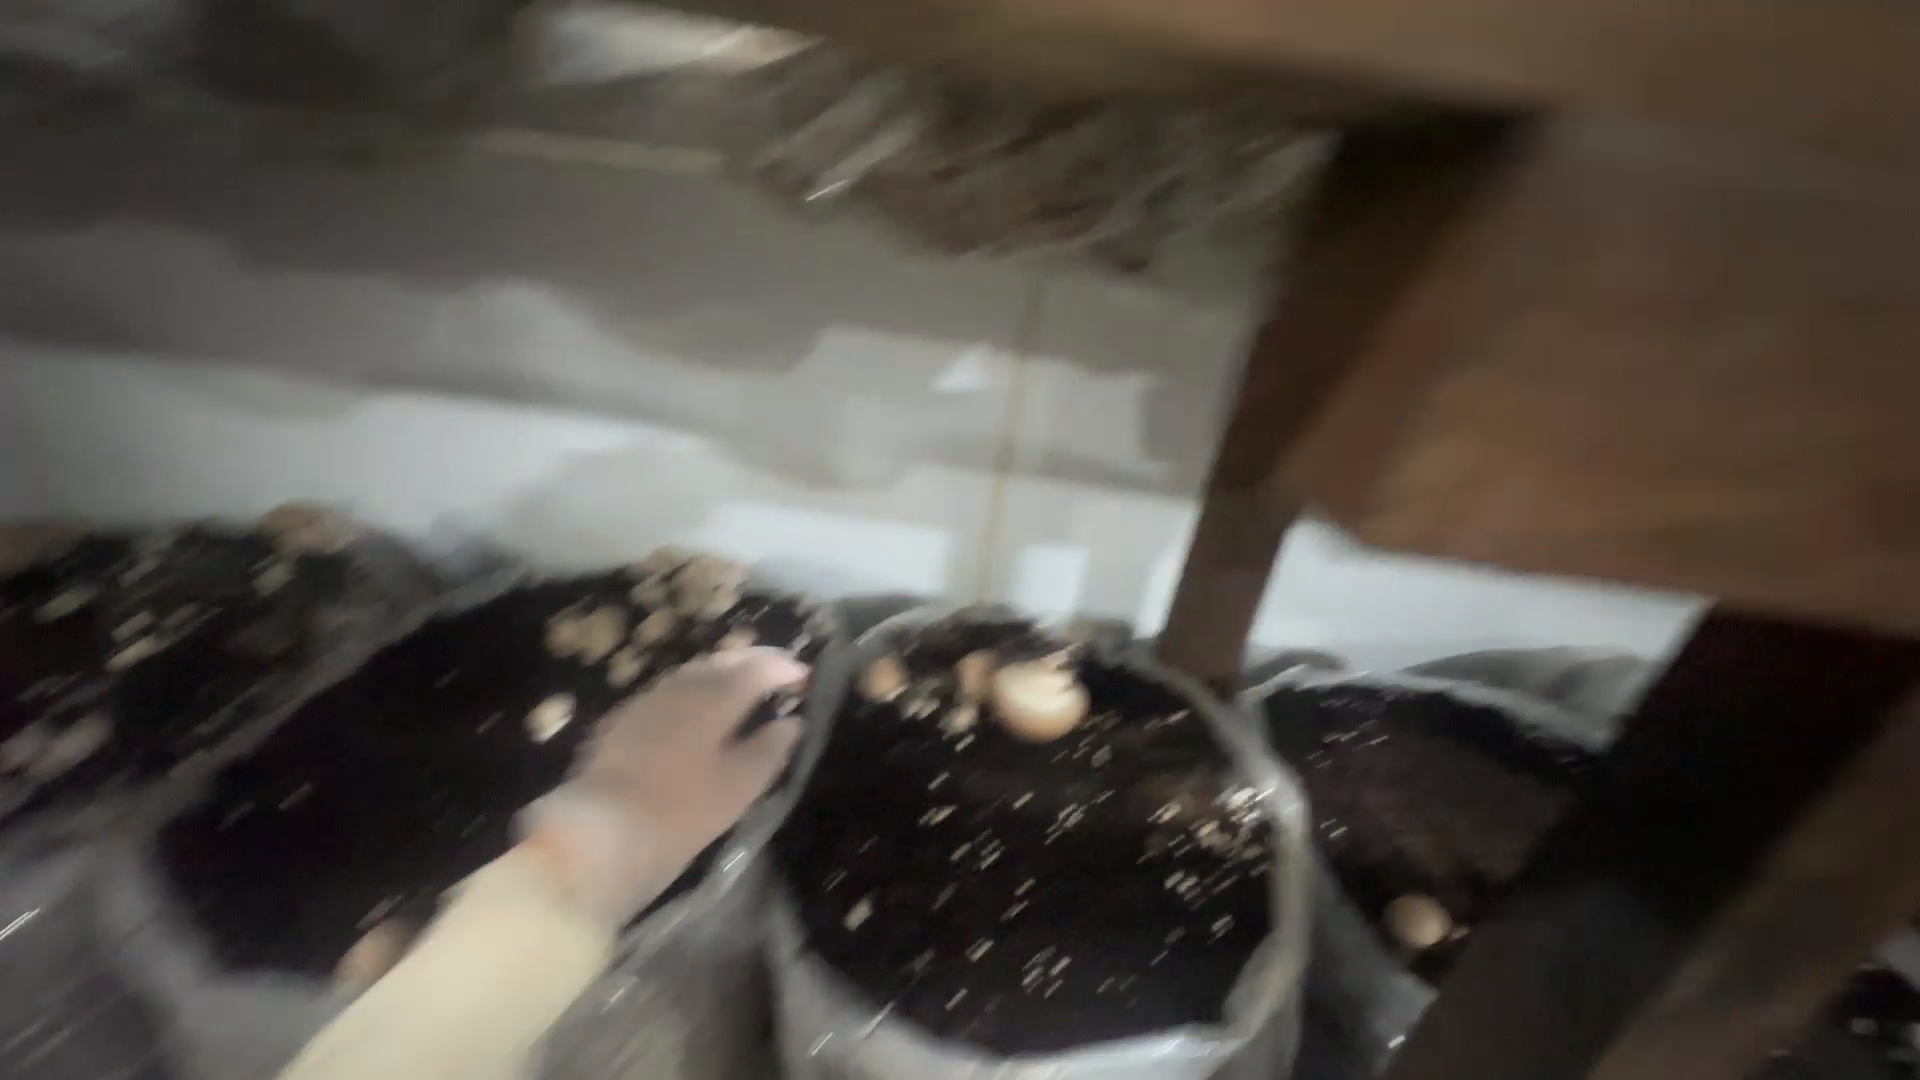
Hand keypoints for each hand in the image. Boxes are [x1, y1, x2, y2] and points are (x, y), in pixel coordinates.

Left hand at [516, 647, 808, 924]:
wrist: (600, 835)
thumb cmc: (682, 812)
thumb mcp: (740, 787)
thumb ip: (770, 749)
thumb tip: (791, 723)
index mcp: (716, 697)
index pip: (758, 668)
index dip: (784, 668)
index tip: (804, 678)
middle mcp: (682, 688)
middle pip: (723, 660)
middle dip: (754, 660)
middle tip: (778, 671)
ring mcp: (648, 701)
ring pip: (693, 672)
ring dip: (722, 671)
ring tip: (741, 685)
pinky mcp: (623, 720)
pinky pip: (668, 692)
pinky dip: (693, 690)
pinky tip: (695, 709)